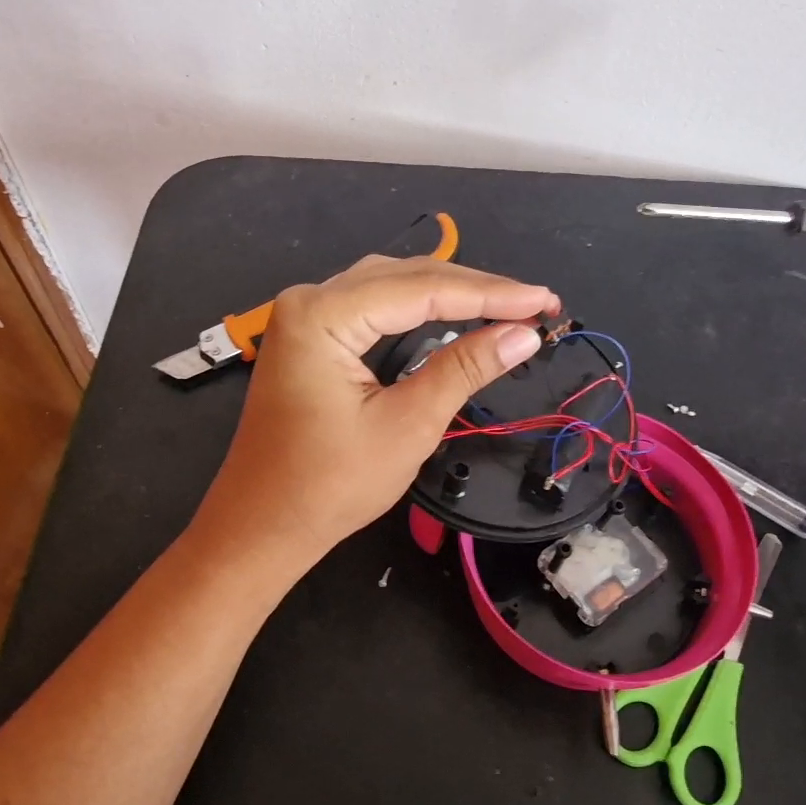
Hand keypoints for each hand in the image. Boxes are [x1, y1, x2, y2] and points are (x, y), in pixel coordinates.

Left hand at [197, 255, 558, 565]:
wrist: (261, 527)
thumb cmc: (330, 485)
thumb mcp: (408, 425)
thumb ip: (464, 369)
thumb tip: (524, 333)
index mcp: (322, 314)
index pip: (422, 289)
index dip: (490, 293)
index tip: (544, 300)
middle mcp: (308, 300)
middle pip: (405, 277)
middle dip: (473, 289)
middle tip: (534, 304)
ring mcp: (304, 317)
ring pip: (389, 287)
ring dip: (447, 295)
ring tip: (505, 305)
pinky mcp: (309, 337)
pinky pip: (372, 307)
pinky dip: (416, 311)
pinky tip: (452, 314)